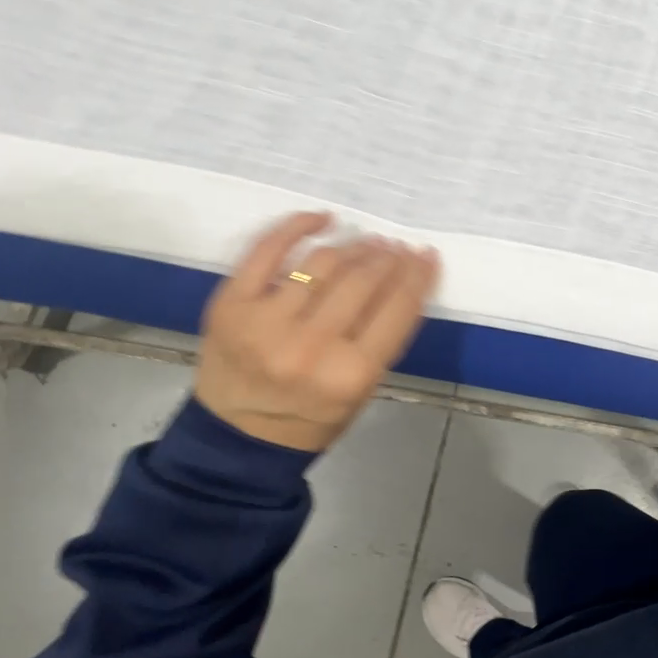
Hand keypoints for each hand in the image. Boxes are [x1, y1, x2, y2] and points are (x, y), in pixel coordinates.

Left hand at [195, 212, 440, 451]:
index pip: (398, 307)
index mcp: (351, 373)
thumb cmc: (314, 417)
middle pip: (363, 280)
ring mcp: (266, 322)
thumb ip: (383, 336)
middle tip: (397, 248)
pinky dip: (296, 227)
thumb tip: (402, 279)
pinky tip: (322, 219)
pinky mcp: (231, 305)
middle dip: (388, 258)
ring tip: (367, 242)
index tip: (426, 255)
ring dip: (354, 246)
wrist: (239, 438)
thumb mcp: (365, 388)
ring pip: (323, 262)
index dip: (418, 274)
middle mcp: (310, 345)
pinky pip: (265, 252)